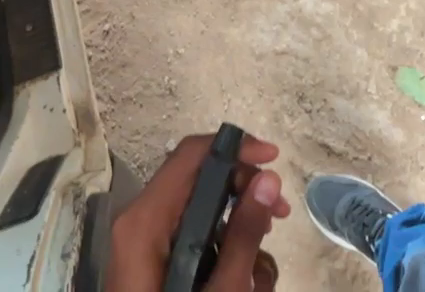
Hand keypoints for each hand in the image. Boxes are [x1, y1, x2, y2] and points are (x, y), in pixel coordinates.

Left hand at [108, 132, 291, 291]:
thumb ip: (243, 233)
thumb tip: (268, 178)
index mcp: (146, 220)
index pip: (192, 154)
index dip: (236, 147)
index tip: (275, 160)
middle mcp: (142, 223)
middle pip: (202, 182)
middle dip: (246, 197)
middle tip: (281, 216)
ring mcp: (149, 245)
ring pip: (205, 216)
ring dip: (241, 238)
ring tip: (259, 276)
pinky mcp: (157, 266)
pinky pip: (197, 242)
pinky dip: (225, 257)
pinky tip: (244, 286)